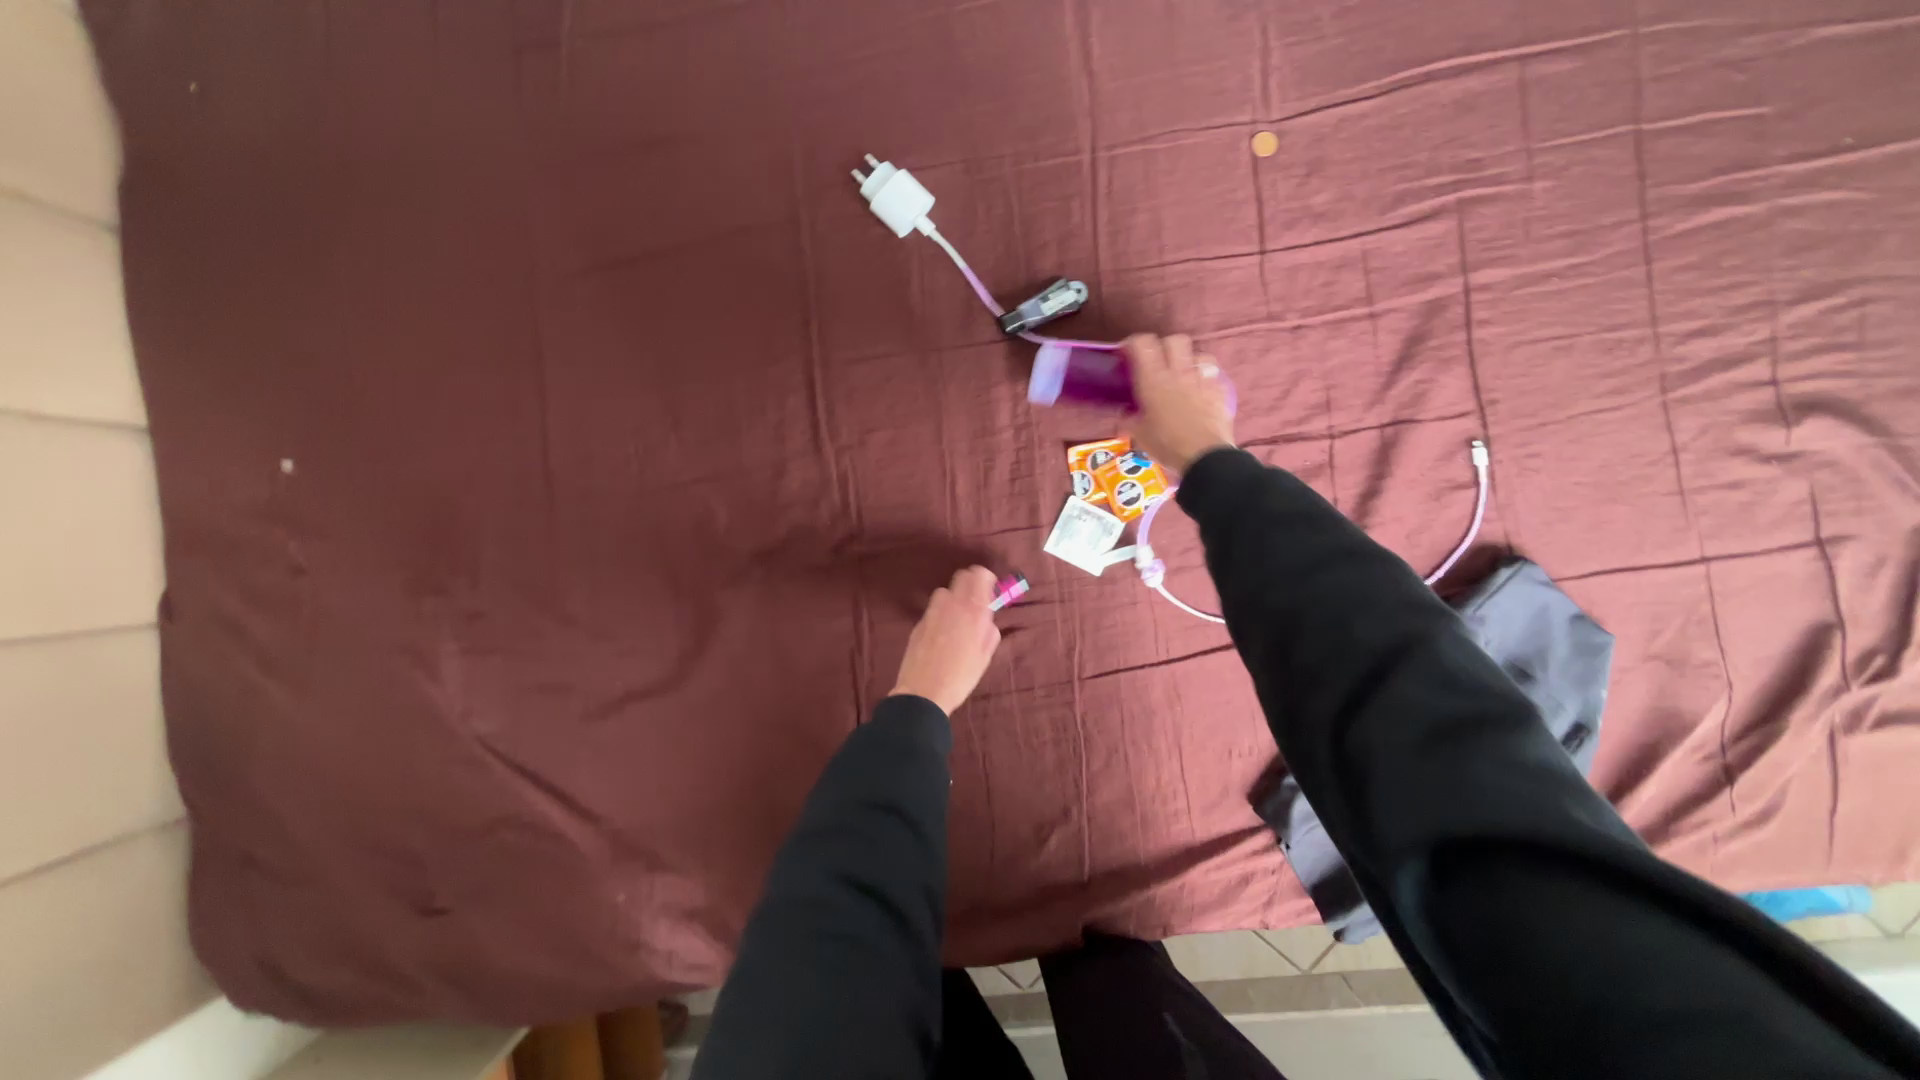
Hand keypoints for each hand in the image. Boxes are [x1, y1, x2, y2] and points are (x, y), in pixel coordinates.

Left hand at [890, 566, 1002, 715]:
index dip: (986, 579)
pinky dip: (940, 613)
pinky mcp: (919, 622)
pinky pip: (933, 609)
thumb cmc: (961, 677)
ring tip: (957, 617)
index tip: (990, 590)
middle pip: (962, 576)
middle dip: (970, 584)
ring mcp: (932, 612)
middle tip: (976, 602)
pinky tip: (942, 633)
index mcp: (973, 611)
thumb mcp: (984, 656)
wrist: (924, 692)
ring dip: (953, 598)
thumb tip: (987, 620)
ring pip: (944, 592)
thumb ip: (989, 632)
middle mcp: (952, 605)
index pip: (980, 575)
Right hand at [1124, 332, 1234, 473]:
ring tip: (1183, 374)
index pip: (1143, 343)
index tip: (1128, 353)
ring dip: (1189, 360)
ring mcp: (1202, 379)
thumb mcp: (1139, 434)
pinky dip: (1205, 377)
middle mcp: (1178, 372)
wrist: (1204, 457)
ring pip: (1197, 353)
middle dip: (1165, 346)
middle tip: (1158, 362)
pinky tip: (1201, 390)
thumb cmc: (1166, 445)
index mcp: (1153, 379)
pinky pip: (1212, 374)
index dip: (1134, 343)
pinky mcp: (1219, 390)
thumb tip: (1124, 413)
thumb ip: (1129, 419)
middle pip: (1174, 340)